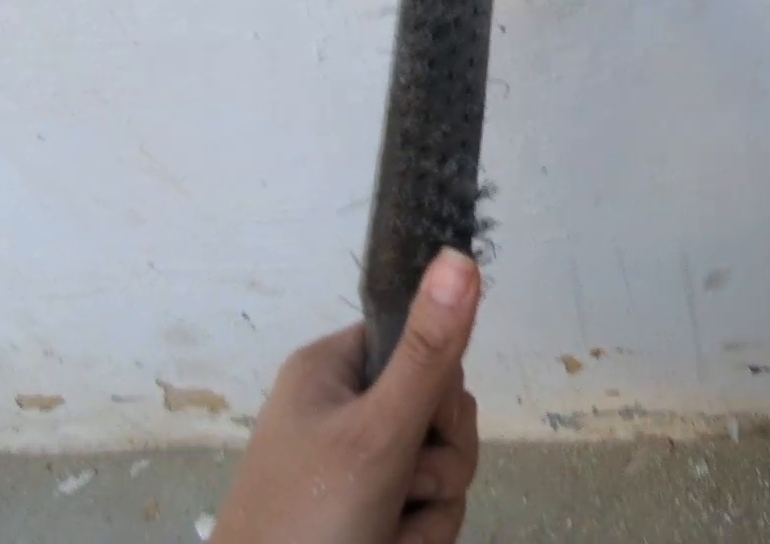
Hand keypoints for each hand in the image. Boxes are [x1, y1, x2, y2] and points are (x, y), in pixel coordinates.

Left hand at [213, 248, 481, 543]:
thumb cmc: (310, 522)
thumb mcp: (378, 430)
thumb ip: (429, 350)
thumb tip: (460, 253)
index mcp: (331, 370)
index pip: (418, 336)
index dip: (437, 377)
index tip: (427, 414)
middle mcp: (345, 408)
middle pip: (441, 402)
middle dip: (439, 452)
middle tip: (406, 482)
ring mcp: (357, 463)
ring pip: (445, 456)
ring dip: (433, 498)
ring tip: (391, 529)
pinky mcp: (373, 510)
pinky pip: (434, 501)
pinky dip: (422, 531)